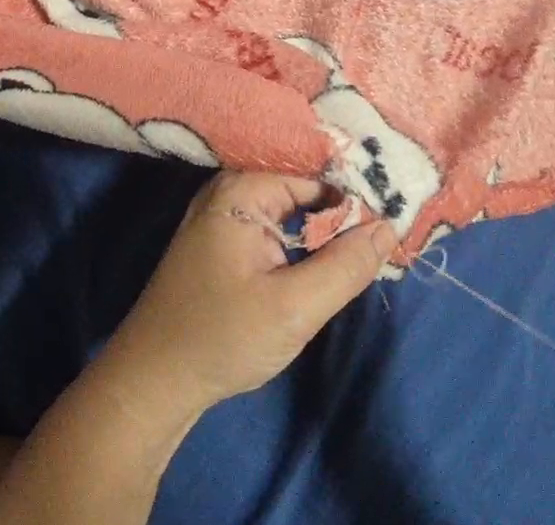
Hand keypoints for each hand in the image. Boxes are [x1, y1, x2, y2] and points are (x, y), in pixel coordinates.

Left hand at [100, 172, 391, 413]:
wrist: (154, 378)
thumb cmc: (221, 337)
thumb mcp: (294, 307)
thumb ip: (346, 265)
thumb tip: (389, 225)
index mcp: (241, 190)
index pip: (318, 176)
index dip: (359, 196)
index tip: (400, 217)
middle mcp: (228, 190)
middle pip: (304, 188)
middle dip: (344, 210)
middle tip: (394, 232)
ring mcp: (221, 215)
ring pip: (291, 210)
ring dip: (325, 228)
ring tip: (373, 241)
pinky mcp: (221, 241)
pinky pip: (274, 226)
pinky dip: (302, 240)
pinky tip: (330, 257)